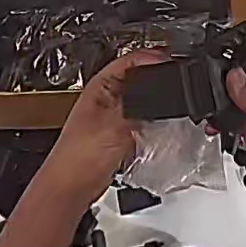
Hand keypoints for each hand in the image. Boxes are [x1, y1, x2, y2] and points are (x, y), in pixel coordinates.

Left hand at [32, 49, 164, 209]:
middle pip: (139, 78)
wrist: (70, 189)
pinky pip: (142, 121)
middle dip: (157, 79)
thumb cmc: (78, 157)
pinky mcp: (118, 134)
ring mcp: (112, 116)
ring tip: (171, 103)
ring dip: (155, 102)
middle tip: (176, 80)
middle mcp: (106, 97)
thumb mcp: (116, 123)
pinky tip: (161, 127)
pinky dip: (153, 122)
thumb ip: (141, 105)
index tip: (172, 60)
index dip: (153, 57)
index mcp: (100, 85)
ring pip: (142, 101)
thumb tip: (161, 91)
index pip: (131, 59)